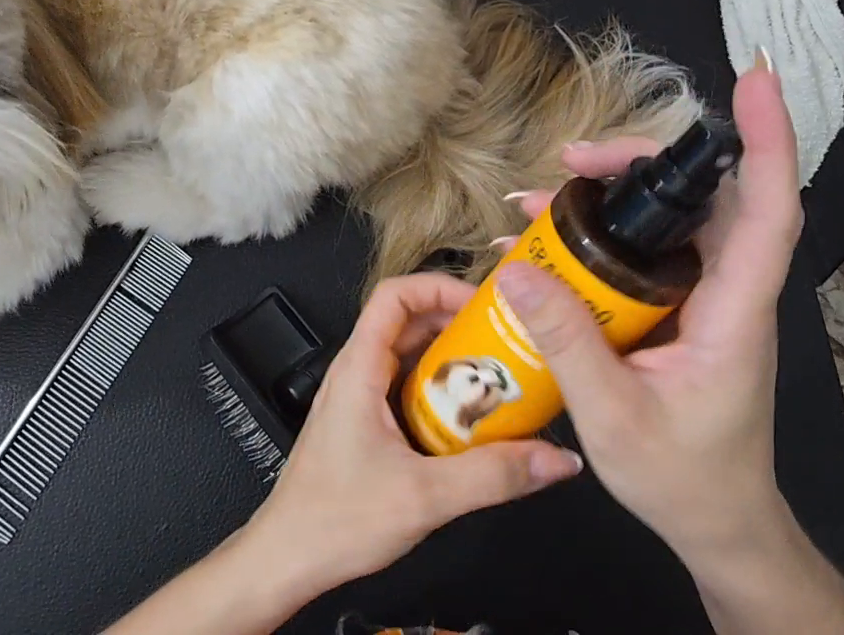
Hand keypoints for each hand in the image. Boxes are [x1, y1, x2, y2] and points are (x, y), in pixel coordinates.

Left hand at [241, 273, 584, 593]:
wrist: (288, 556)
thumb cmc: (336, 520)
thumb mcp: (425, 496)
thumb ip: (494, 476)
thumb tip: (555, 458)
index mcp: (359, 368)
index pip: (394, 295)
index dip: (439, 287)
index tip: (483, 305)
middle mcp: (357, 372)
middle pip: (408, 322)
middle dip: (458, 323)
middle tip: (506, 340)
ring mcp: (359, 397)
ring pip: (409, 356)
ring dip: (452, 358)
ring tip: (500, 374)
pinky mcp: (366, 422)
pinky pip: (407, 387)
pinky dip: (441, 389)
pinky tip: (473, 418)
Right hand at [495, 59, 802, 557]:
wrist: (715, 522)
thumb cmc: (683, 479)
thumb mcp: (614, 416)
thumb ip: (568, 343)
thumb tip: (517, 270)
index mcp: (735, 315)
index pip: (768, 212)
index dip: (768, 141)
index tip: (757, 81)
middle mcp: (725, 294)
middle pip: (702, 201)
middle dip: (639, 164)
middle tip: (572, 158)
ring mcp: (700, 302)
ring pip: (664, 225)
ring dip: (605, 200)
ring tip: (536, 198)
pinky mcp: (673, 313)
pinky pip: (637, 258)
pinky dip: (592, 241)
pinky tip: (535, 246)